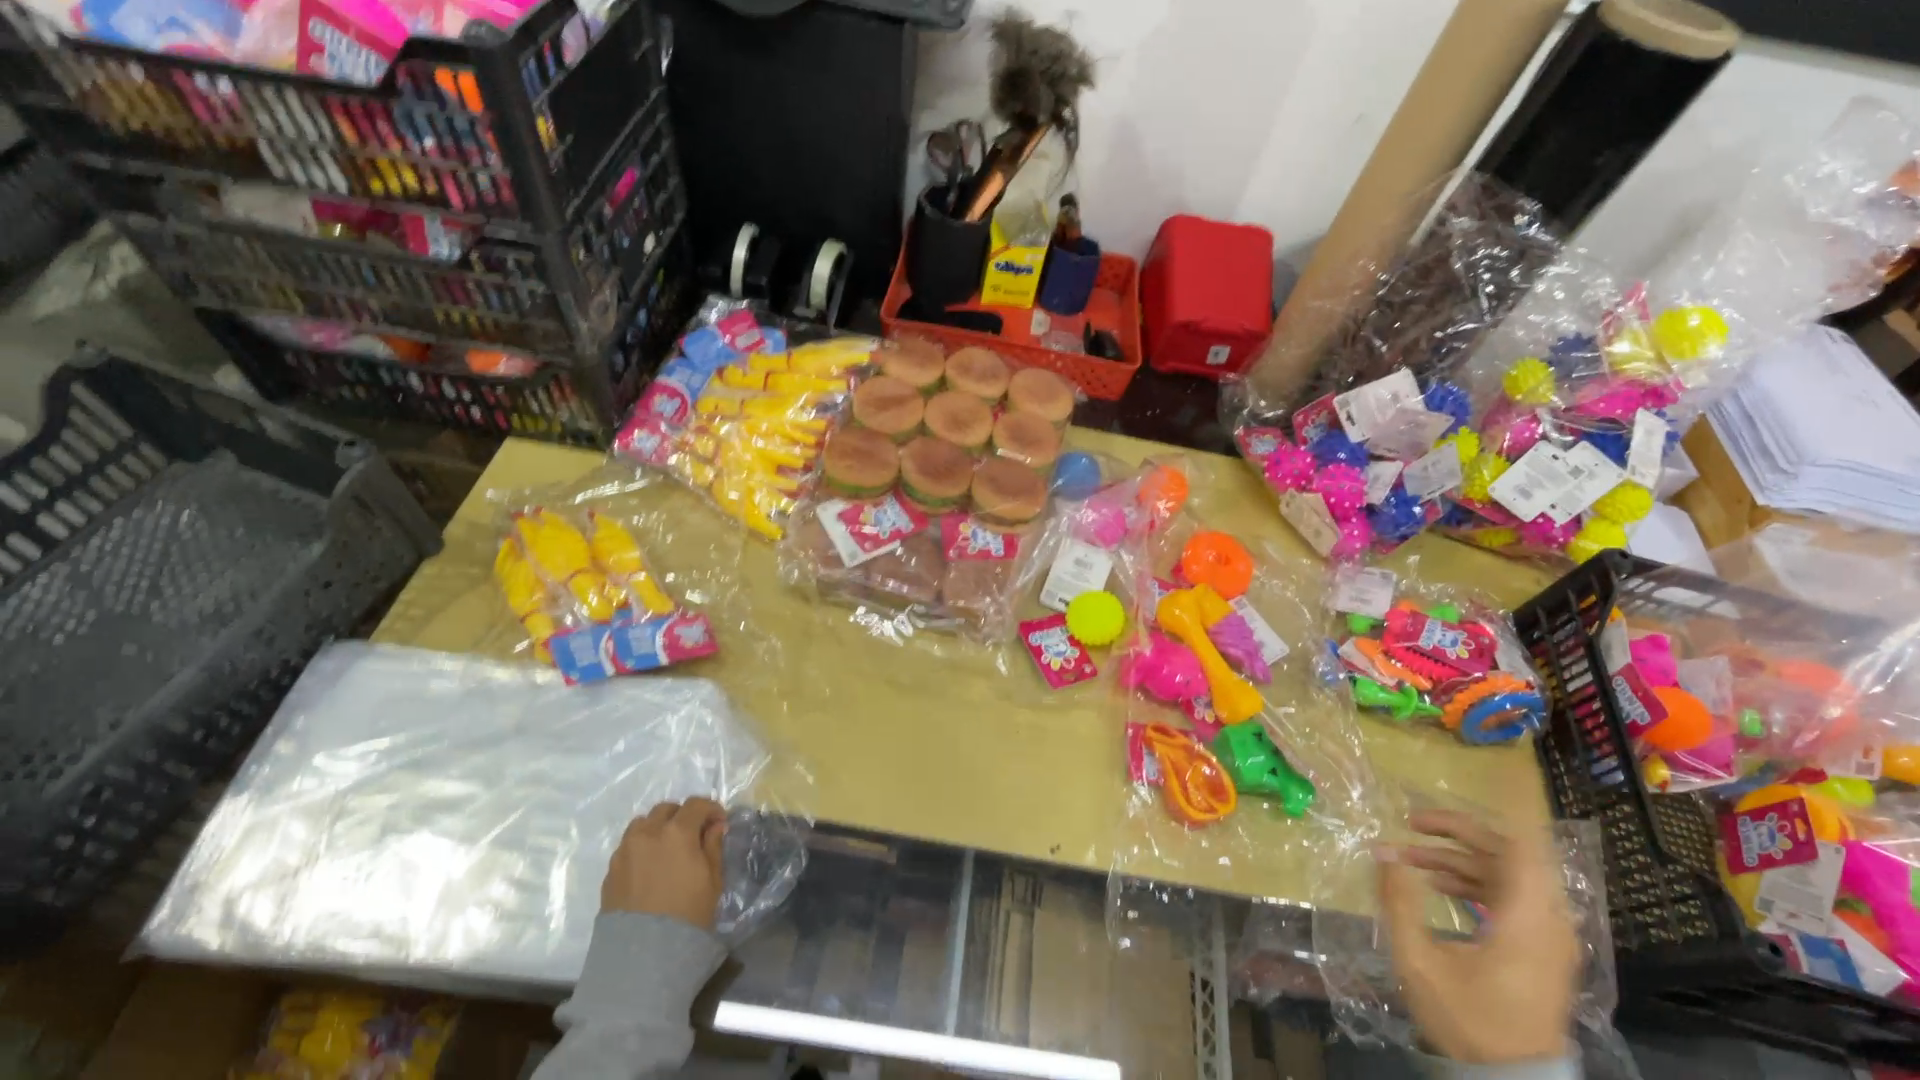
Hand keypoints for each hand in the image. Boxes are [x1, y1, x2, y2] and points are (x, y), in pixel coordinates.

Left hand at [603, 798, 727, 930]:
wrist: (645, 953)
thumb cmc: (688, 914)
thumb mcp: (713, 880)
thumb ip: (713, 846)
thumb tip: (715, 826)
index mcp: (677, 832)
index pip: (696, 805)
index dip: (711, 809)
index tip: (719, 822)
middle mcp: (647, 833)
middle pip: (666, 809)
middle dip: (682, 816)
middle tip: (693, 834)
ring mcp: (625, 850)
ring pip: (642, 824)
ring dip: (657, 828)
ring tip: (667, 848)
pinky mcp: (611, 869)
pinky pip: (628, 846)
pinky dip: (641, 847)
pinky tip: (650, 867)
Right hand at [1377, 809, 1578, 1065]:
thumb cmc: (1468, 1019)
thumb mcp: (1421, 962)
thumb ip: (1400, 903)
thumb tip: (1382, 852)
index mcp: (1526, 916)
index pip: (1525, 841)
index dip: (1506, 803)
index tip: (1483, 773)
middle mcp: (1547, 917)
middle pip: (1509, 852)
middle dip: (1458, 831)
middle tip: (1411, 821)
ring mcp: (1548, 934)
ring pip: (1508, 875)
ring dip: (1460, 859)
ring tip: (1410, 859)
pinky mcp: (1542, 948)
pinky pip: (1511, 897)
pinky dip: (1475, 883)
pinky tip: (1437, 887)